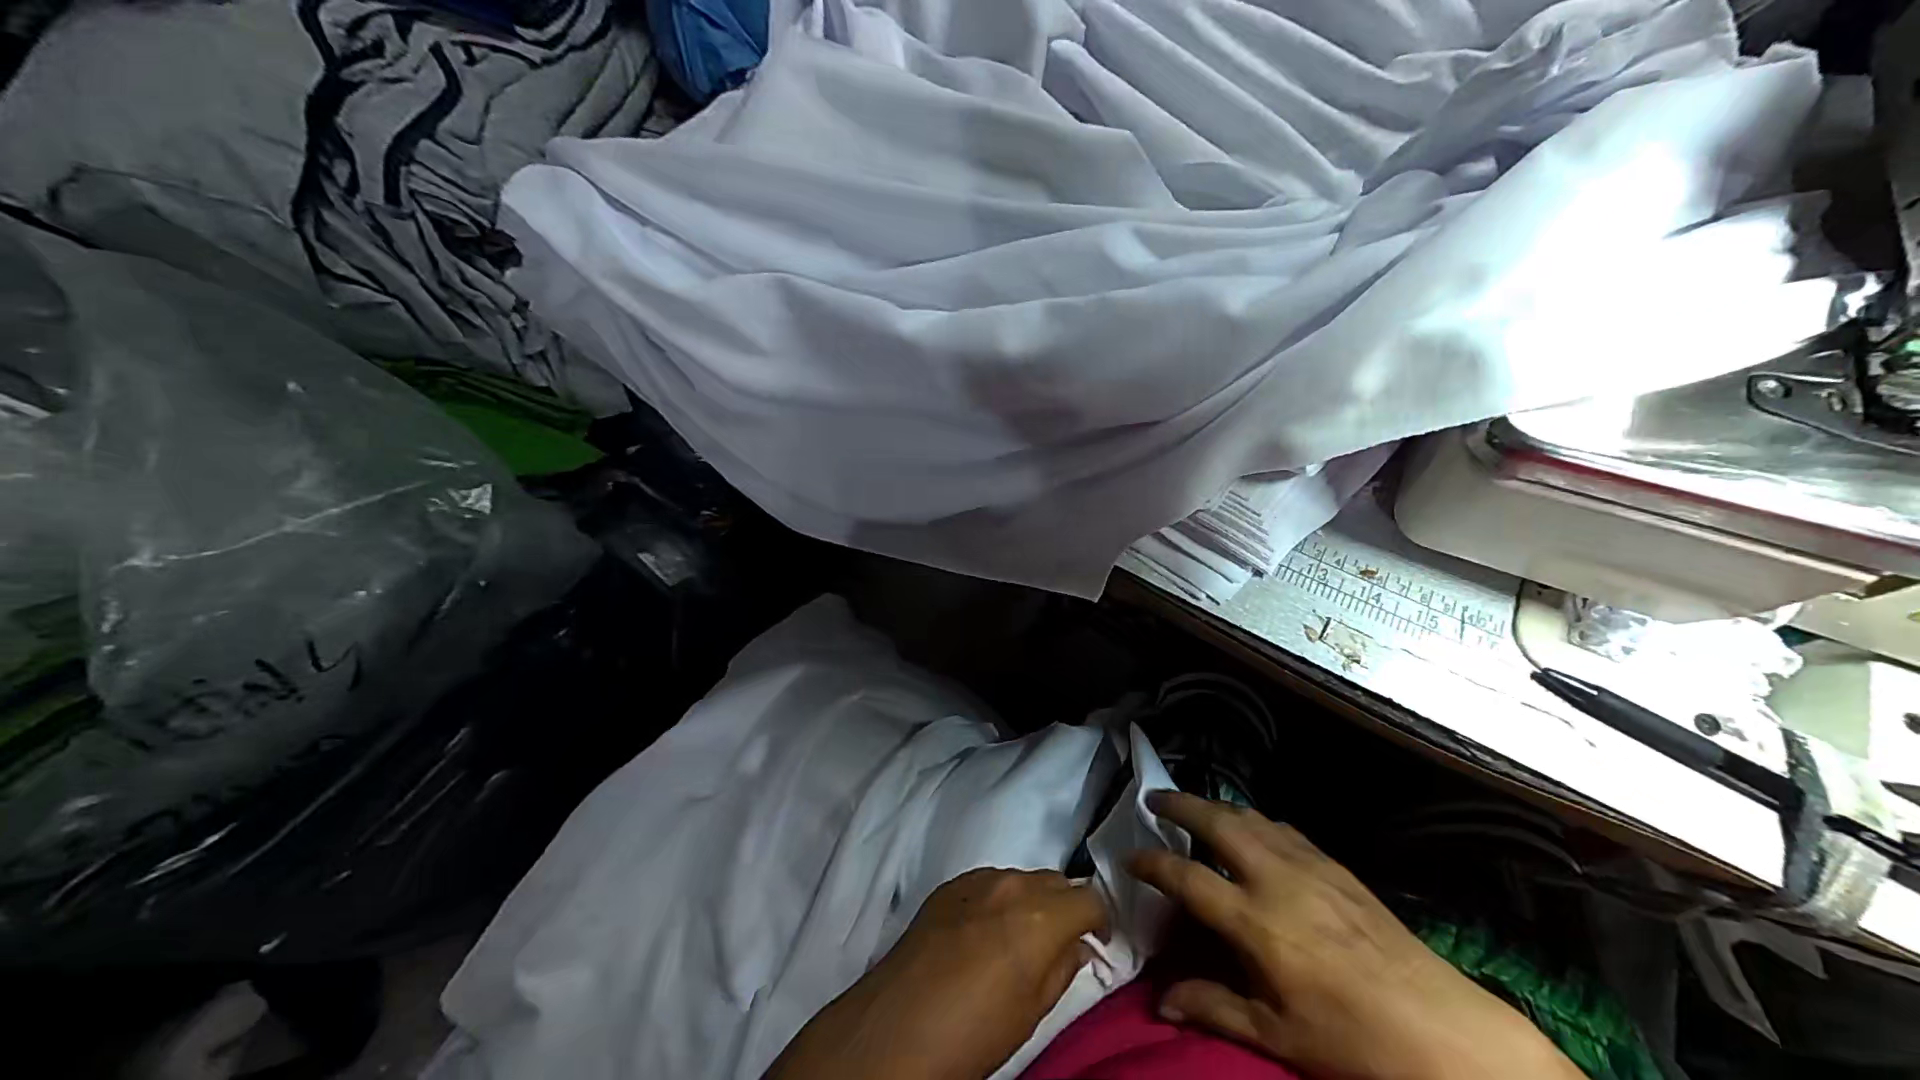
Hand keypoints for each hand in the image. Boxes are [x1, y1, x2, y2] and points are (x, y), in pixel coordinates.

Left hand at [764, 867, 1108, 1079]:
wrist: (898, 1025)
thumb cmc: (974, 1030)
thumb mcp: (1033, 1010)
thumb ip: (1064, 967)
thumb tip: (1080, 946)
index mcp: (1041, 914)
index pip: (1089, 898)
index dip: (1100, 919)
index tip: (1098, 941)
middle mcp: (1012, 883)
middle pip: (1056, 881)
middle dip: (1066, 906)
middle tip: (1063, 940)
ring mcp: (976, 879)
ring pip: (1021, 877)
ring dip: (1032, 899)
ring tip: (1023, 934)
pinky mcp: (947, 885)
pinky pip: (988, 881)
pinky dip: (999, 897)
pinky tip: (987, 928)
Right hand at [1128, 792, 1583, 1079]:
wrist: (1441, 1028)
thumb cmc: (1351, 1038)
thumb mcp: (1277, 1035)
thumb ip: (1214, 1007)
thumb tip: (1161, 1003)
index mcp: (1255, 921)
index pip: (1187, 877)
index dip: (1152, 863)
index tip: (1131, 857)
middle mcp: (1277, 879)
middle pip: (1217, 822)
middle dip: (1180, 804)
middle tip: (1155, 798)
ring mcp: (1310, 866)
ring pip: (1253, 818)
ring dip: (1217, 806)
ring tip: (1197, 808)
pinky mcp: (1338, 867)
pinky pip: (1286, 829)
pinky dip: (1257, 820)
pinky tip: (1255, 830)